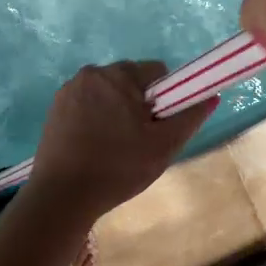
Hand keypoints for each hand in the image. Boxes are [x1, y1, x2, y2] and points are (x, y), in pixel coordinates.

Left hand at [27, 62, 215, 225]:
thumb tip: (211, 95)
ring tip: (115, 147)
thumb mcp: (164, 146)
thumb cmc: (118, 167)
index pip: (156, 72)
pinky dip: (94, 118)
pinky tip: (94, 147)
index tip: (159, 125)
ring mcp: (70, 89)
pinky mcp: (55, 107)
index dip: (165, 97)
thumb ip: (189, 117)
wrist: (62, 194)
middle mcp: (92, 73)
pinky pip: (86, 103)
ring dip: (116, 110)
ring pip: (107, 92)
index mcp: (119, 75)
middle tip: (139, 140)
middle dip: (139, 103)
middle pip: (130, 80)